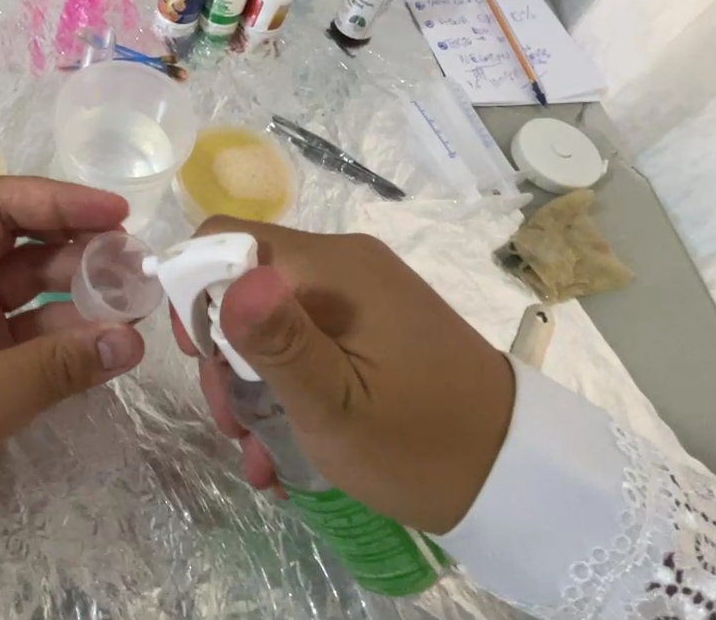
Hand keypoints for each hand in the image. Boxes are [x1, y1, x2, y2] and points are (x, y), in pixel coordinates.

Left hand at [0, 176, 145, 539]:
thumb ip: (57, 365)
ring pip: (24, 289)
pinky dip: (62, 336)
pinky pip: (23, 334)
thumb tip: (132, 338)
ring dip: (76, 293)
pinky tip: (107, 343)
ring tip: (134, 300)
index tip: (117, 215)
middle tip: (136, 262)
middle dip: (76, 247)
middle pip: (15, 243)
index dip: (58, 201)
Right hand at [174, 217, 514, 533]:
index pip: (227, 240)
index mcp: (332, 267)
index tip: (199, 356)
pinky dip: (286, 383)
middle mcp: (341, 263)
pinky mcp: (369, 320)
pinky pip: (305, 336)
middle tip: (233, 424)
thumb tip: (230, 276)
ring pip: (269, 316)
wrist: (520, 475)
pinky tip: (285, 444)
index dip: (195, 290)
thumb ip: (278, 340)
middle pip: (243, 282)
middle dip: (224, 354)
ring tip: (259, 451)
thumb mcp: (337, 406)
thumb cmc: (421, 445)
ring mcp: (358, 291)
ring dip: (251, 381)